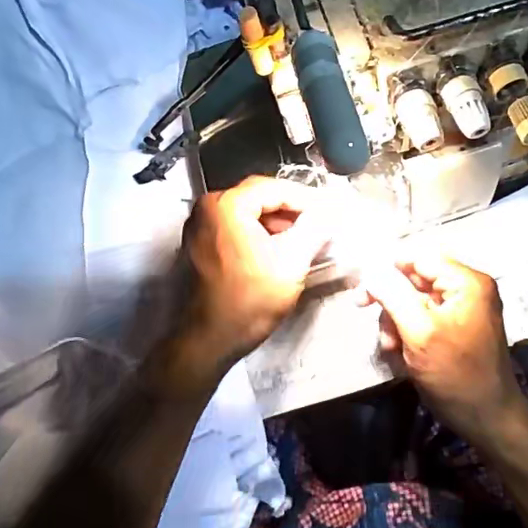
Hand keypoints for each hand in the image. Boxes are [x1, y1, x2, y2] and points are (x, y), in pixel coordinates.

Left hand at [179, 177, 329, 368]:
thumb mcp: (291, 263)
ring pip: (245, 212)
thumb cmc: (249, 303)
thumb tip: (329, 213)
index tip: (329, 209)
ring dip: (275, 221)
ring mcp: (197, 227)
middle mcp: (206, 209)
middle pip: (258, 197)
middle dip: (291, 208)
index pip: (274, 188)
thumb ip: (314, 230)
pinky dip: (256, 232)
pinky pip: (232, 227)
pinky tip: (278, 248)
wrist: (209, 340)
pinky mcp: (197, 245)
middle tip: (320, 220)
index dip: (306, 198)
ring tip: (304, 236)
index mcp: (226, 206)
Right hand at [360, 254, 527, 446]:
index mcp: (466, 282)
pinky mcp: (454, 331)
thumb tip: (371, 271)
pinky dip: (407, 334)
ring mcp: (461, 311)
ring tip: (392, 348)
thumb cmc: (455, 373)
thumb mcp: (420, 332)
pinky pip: (422, 321)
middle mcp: (466, 290)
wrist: (487, 419)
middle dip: (391, 303)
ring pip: (413, 302)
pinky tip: (401, 355)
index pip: (420, 258)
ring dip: (396, 323)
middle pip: (415, 280)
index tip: (363, 291)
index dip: (389, 269)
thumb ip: (393, 295)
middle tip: (369, 317)